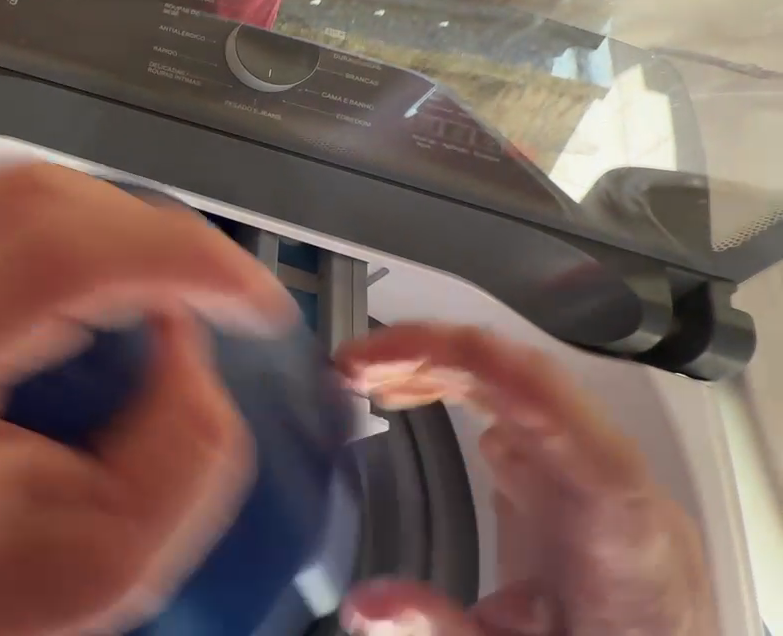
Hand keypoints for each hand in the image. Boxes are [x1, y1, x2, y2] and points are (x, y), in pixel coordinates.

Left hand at [0, 164, 297, 635]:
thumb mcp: (94, 564)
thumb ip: (180, 453)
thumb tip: (189, 329)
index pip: (46, 262)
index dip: (167, 254)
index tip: (244, 290)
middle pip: (31, 200)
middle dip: (145, 230)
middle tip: (208, 285)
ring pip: (9, 183)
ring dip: (103, 219)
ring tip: (152, 282)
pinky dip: (57, 221)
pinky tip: (87, 272)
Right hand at [336, 323, 716, 635]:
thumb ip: (442, 629)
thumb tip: (362, 603)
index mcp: (616, 529)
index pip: (556, 416)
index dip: (475, 366)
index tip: (386, 356)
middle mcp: (613, 488)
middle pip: (525, 381)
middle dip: (428, 354)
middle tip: (347, 366)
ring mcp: (594, 477)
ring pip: (512, 381)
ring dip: (431, 362)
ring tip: (357, 373)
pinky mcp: (570, 479)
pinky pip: (510, 403)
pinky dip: (447, 384)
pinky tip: (398, 397)